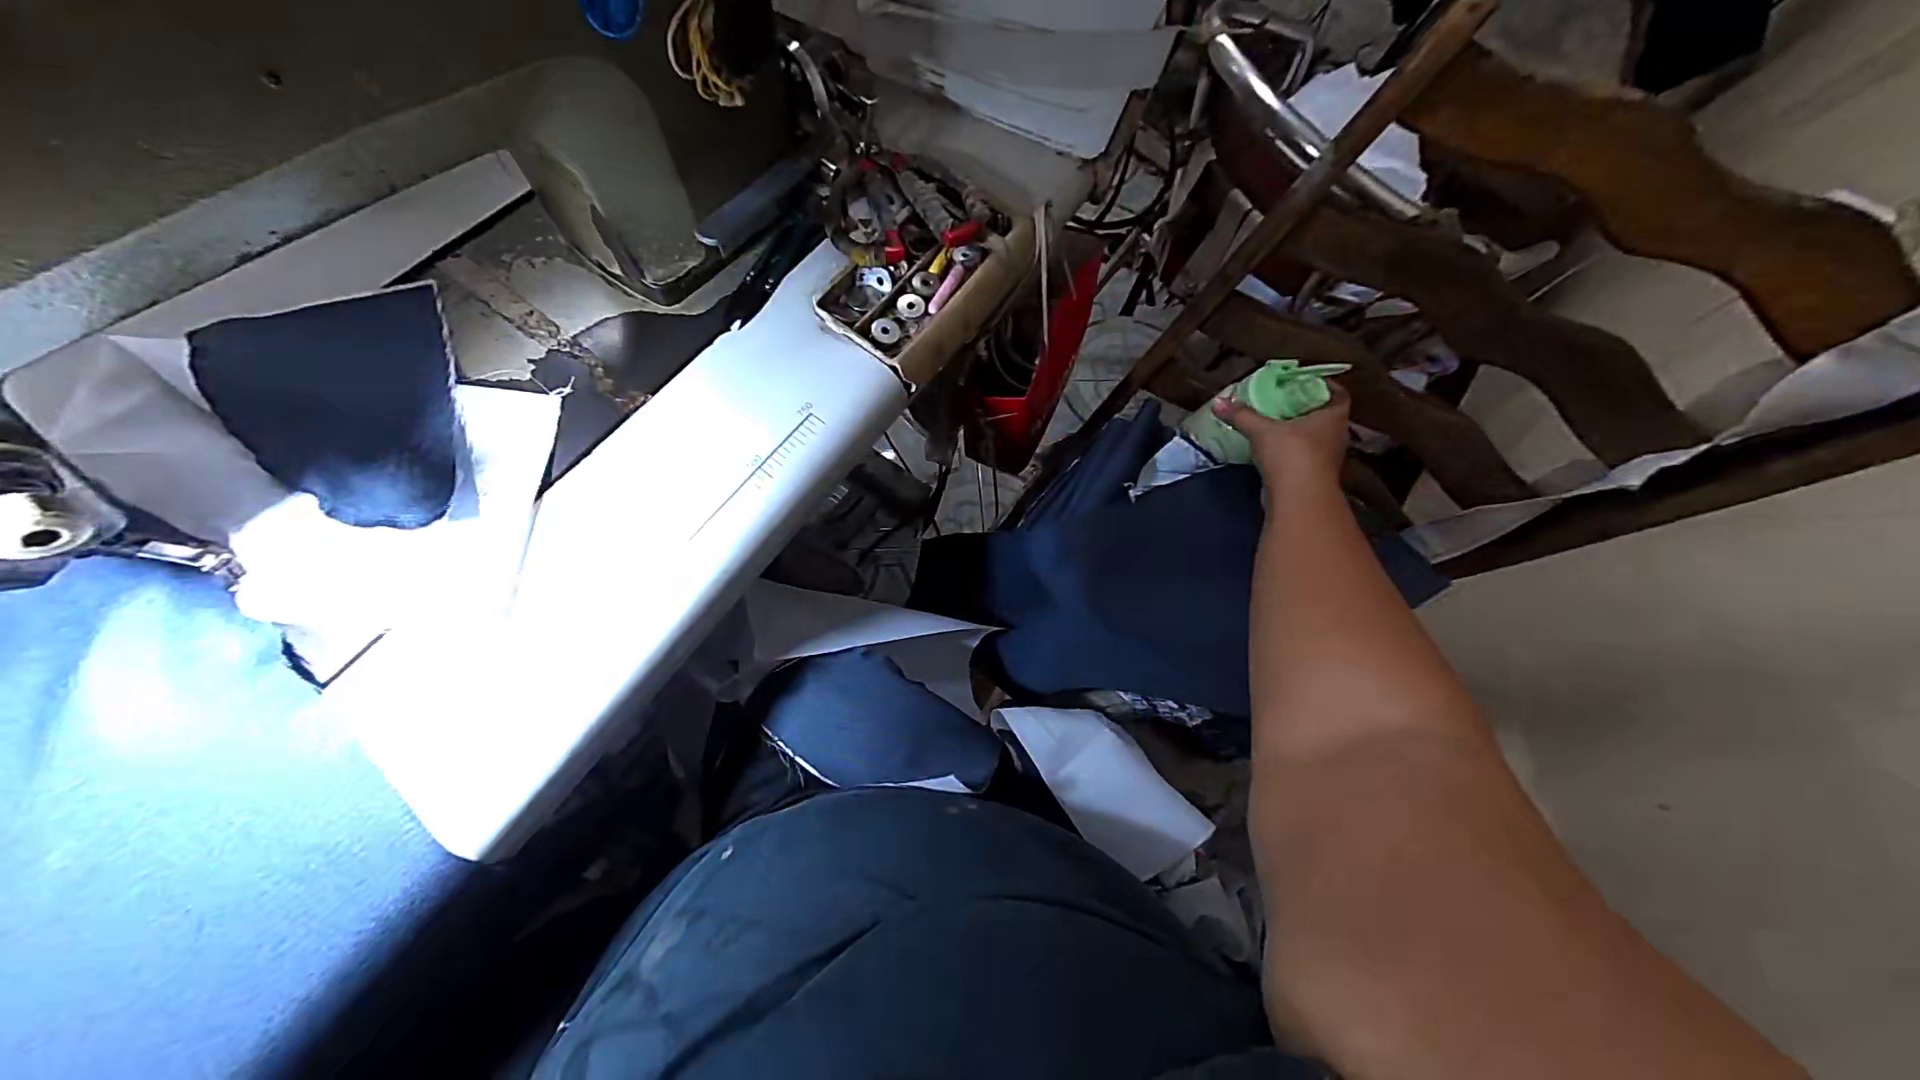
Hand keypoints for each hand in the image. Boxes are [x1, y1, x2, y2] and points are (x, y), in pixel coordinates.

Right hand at [1211, 381, 1350, 484]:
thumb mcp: (1262, 429)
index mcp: (1334, 416)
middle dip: (1305, 407)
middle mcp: (1336, 434)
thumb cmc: (1291, 454)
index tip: (1302, 383)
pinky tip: (1270, 446)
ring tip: (1272, 421)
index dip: (1323, 385)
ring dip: (1296, 430)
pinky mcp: (1311, 474)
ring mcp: (1325, 457)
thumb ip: (1241, 415)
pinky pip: (1301, 454)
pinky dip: (1289, 448)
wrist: (1297, 498)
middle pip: (1324, 414)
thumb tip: (1218, 401)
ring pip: (1312, 436)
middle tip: (1282, 399)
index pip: (1338, 393)